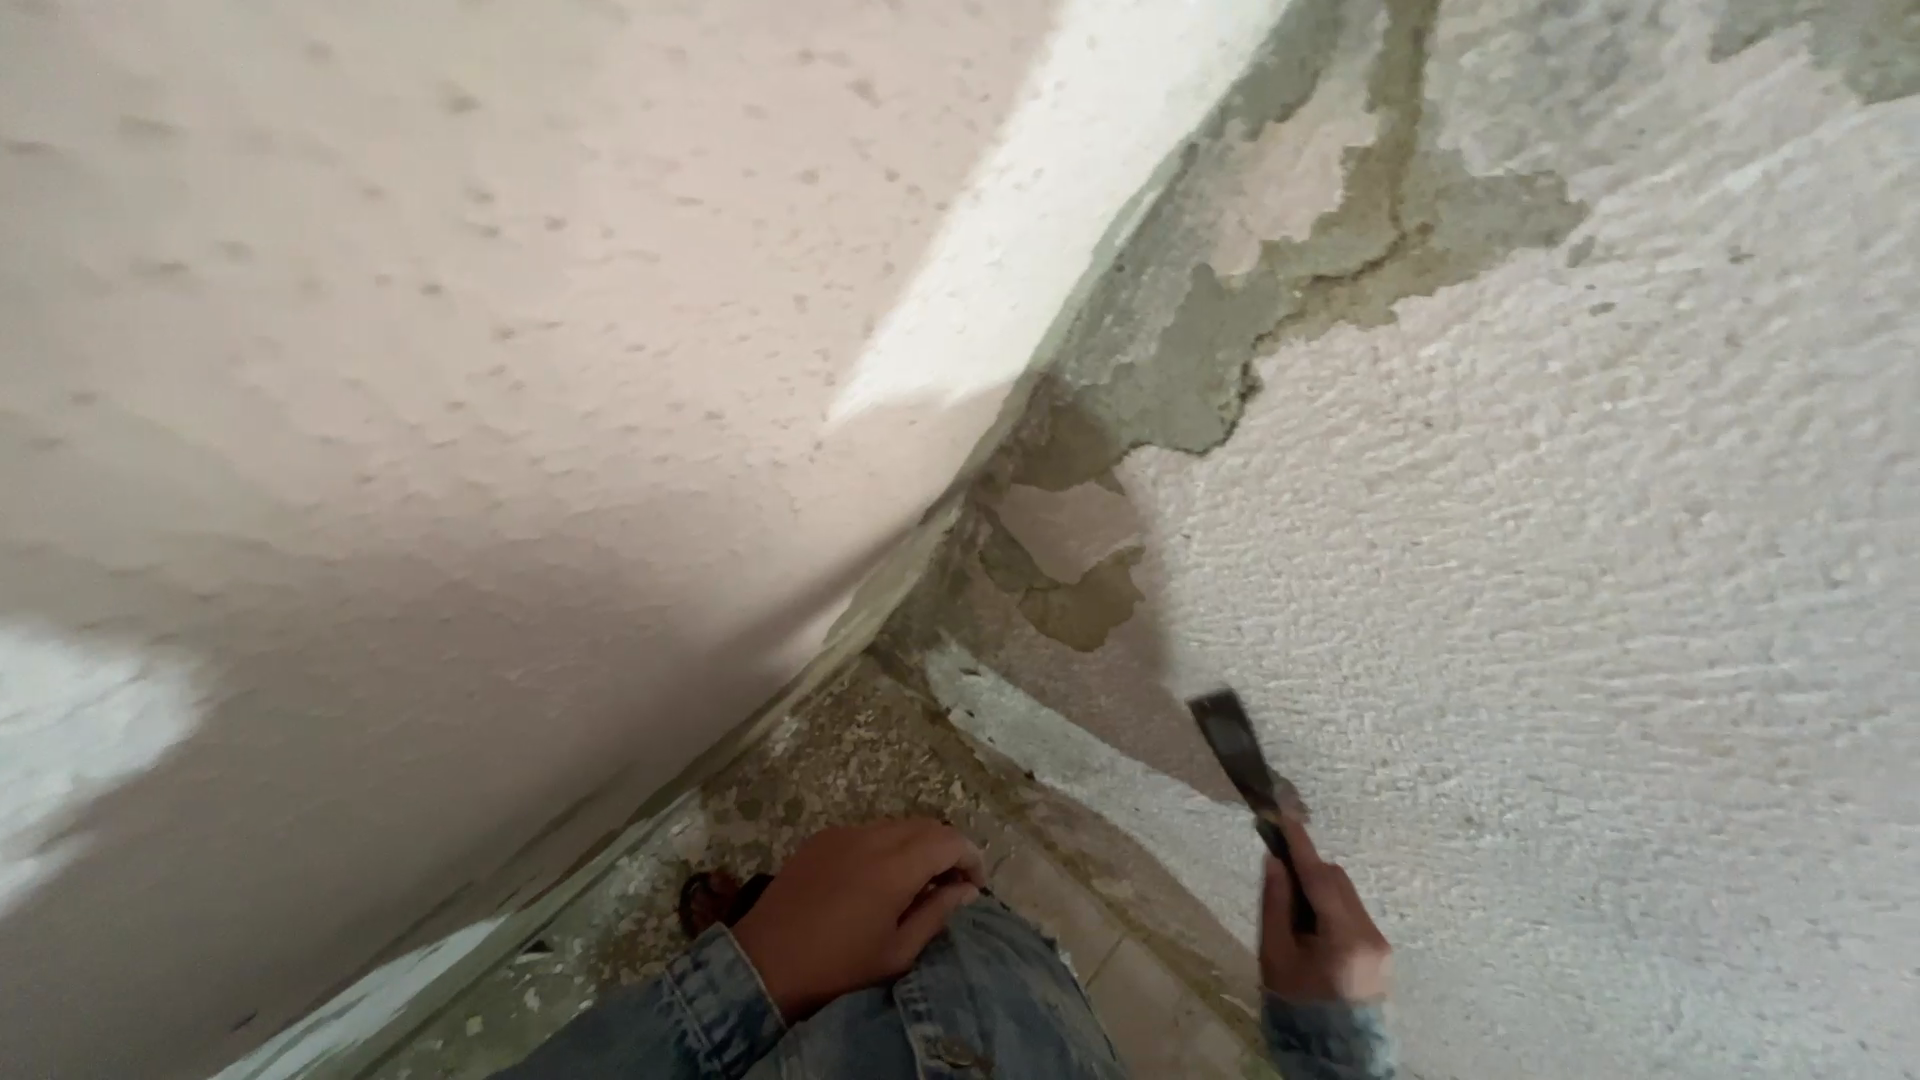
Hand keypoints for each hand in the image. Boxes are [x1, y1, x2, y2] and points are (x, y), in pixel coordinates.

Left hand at [730, 818, 985, 1021]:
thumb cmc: (837, 968)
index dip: (971, 857)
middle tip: (949, 885)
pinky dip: (885, 844)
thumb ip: (936, 914)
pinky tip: (876, 877)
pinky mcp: (822, 837)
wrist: (763, 964)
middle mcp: (872, 837)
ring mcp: (843, 832)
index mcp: (895, 866)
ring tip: (914, 883)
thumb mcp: (896, 953)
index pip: (950, 840)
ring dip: (916, 844)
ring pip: (896, 824)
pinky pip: (867, 830)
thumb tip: (966, 890)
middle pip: (926, 824)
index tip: (974, 886)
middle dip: (946, 848)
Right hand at [1259, 818, 1390, 1003]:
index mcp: (1345, 938)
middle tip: (1278, 870)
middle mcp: (1371, 935)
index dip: (1300, 845)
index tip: (1284, 815)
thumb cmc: (1296, 1003)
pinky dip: (1329, 905)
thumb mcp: (1275, 953)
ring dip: (1318, 887)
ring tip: (1292, 909)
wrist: (1334, 1054)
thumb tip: (1275, 860)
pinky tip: (1310, 924)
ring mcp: (1381, 944)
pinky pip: (1351, 911)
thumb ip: (1275, 903)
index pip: (1320, 878)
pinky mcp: (1381, 950)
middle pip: (1337, 881)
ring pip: (1345, 893)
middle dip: (1307, 867)